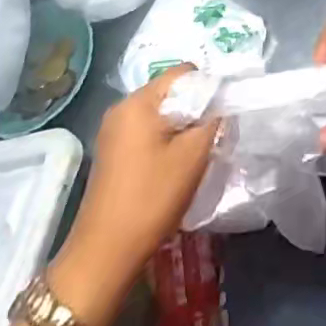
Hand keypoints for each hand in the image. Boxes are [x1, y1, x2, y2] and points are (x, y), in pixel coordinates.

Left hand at [66, 65, 217, 272]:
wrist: (104, 253)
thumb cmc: (152, 197)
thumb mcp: (194, 155)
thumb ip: (213, 119)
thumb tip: (221, 103)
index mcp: (138, 102)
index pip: (182, 72)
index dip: (207, 86)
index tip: (221, 112)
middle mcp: (120, 109)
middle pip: (169, 92)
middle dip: (194, 108)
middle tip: (211, 134)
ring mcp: (112, 132)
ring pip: (158, 114)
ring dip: (180, 127)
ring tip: (195, 152)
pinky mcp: (110, 153)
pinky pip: (145, 132)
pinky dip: (164, 140)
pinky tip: (173, 165)